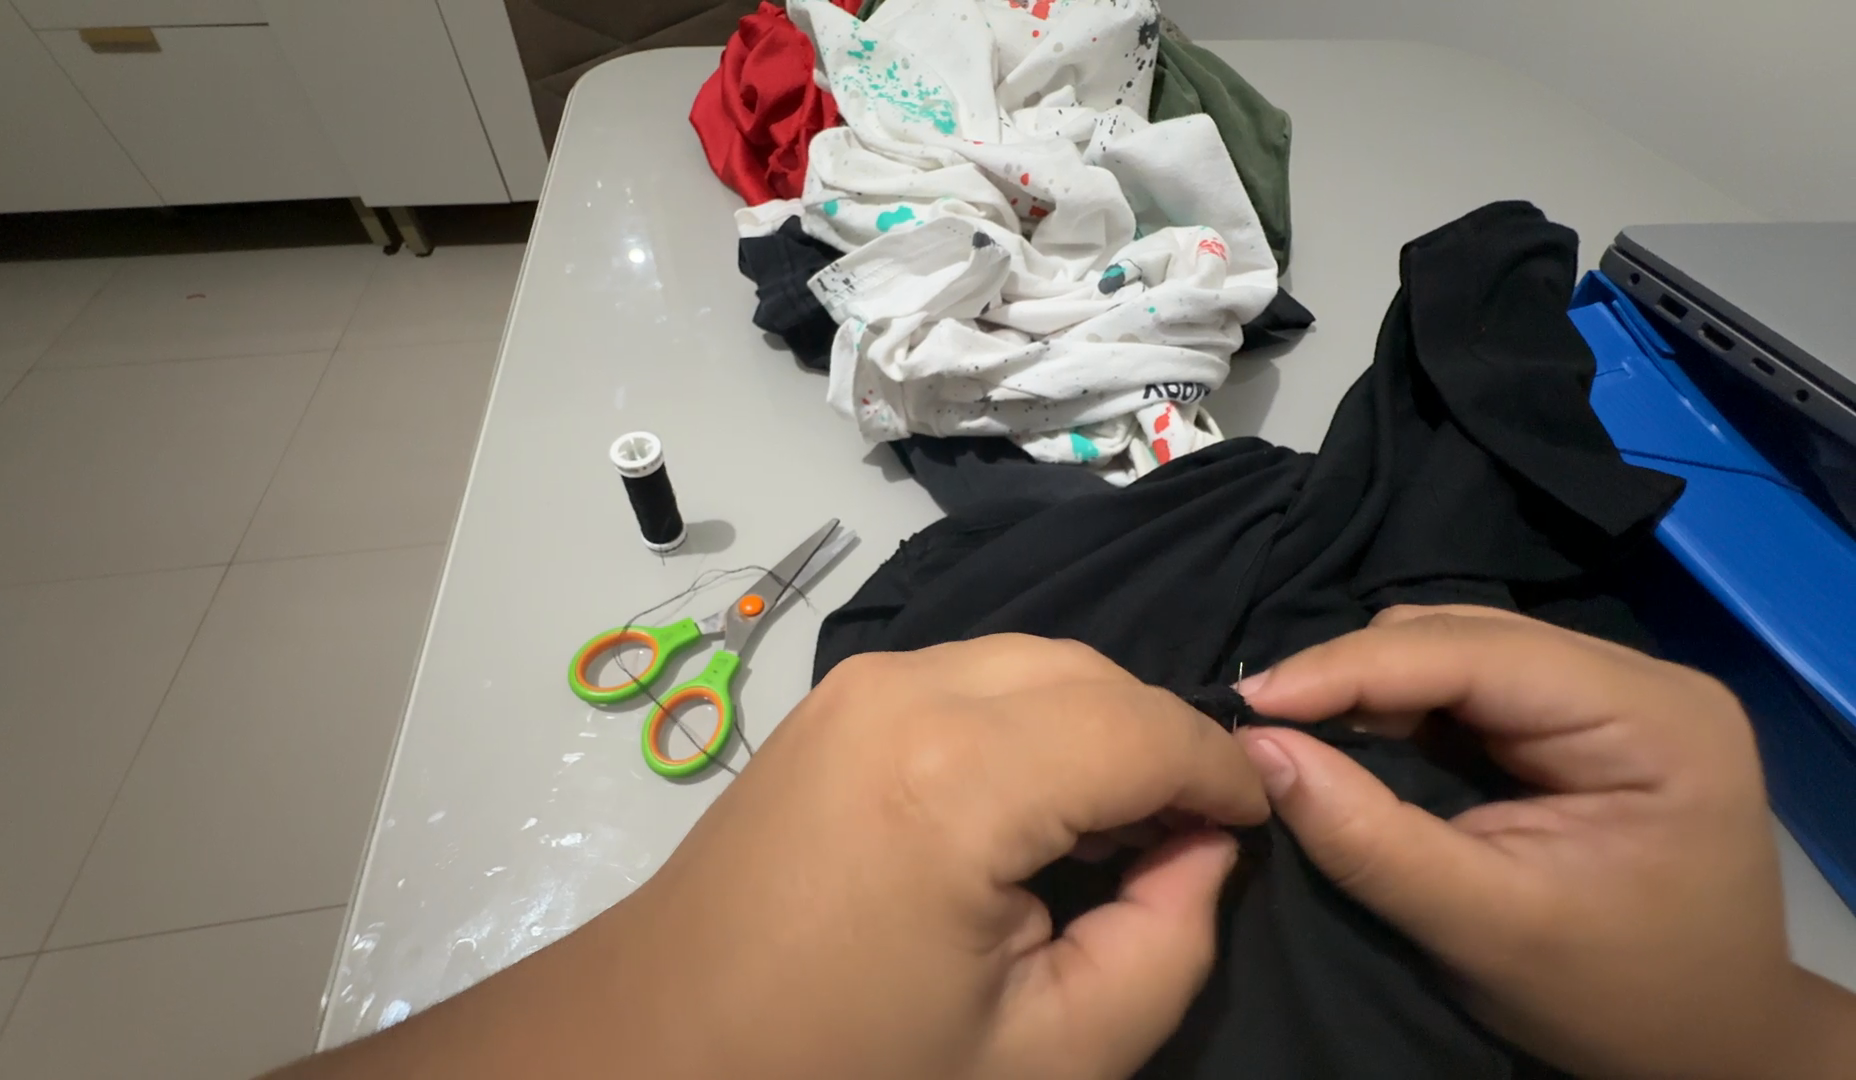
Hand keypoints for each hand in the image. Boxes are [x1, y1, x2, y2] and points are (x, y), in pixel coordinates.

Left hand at [278, 635, 1266, 1079]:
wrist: (663, 1040)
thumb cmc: (848, 1070)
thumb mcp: (1047, 1055)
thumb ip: (1162, 940)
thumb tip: (1201, 844)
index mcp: (956, 778)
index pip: (1139, 728)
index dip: (1217, 769)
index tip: (1254, 818)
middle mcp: (906, 691)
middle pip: (1086, 672)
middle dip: (1155, 737)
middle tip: (1180, 828)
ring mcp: (861, 679)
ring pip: (1030, 660)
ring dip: (1090, 720)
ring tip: (1105, 813)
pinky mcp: (837, 692)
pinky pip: (970, 673)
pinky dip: (1027, 712)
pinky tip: (1024, 787)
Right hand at [1235, 605, 1855, 1079]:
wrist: (1692, 1039)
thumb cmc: (1609, 996)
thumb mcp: (1480, 928)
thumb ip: (1365, 836)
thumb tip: (1256, 746)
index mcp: (1650, 721)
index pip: (1469, 655)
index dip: (1346, 669)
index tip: (1249, 703)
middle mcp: (1628, 677)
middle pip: (1447, 635)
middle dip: (1345, 676)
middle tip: (1264, 725)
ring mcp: (1593, 684)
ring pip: (1433, 641)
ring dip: (1357, 683)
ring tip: (1305, 731)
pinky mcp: (1554, 703)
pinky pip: (1438, 670)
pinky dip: (1379, 698)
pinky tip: (1353, 733)